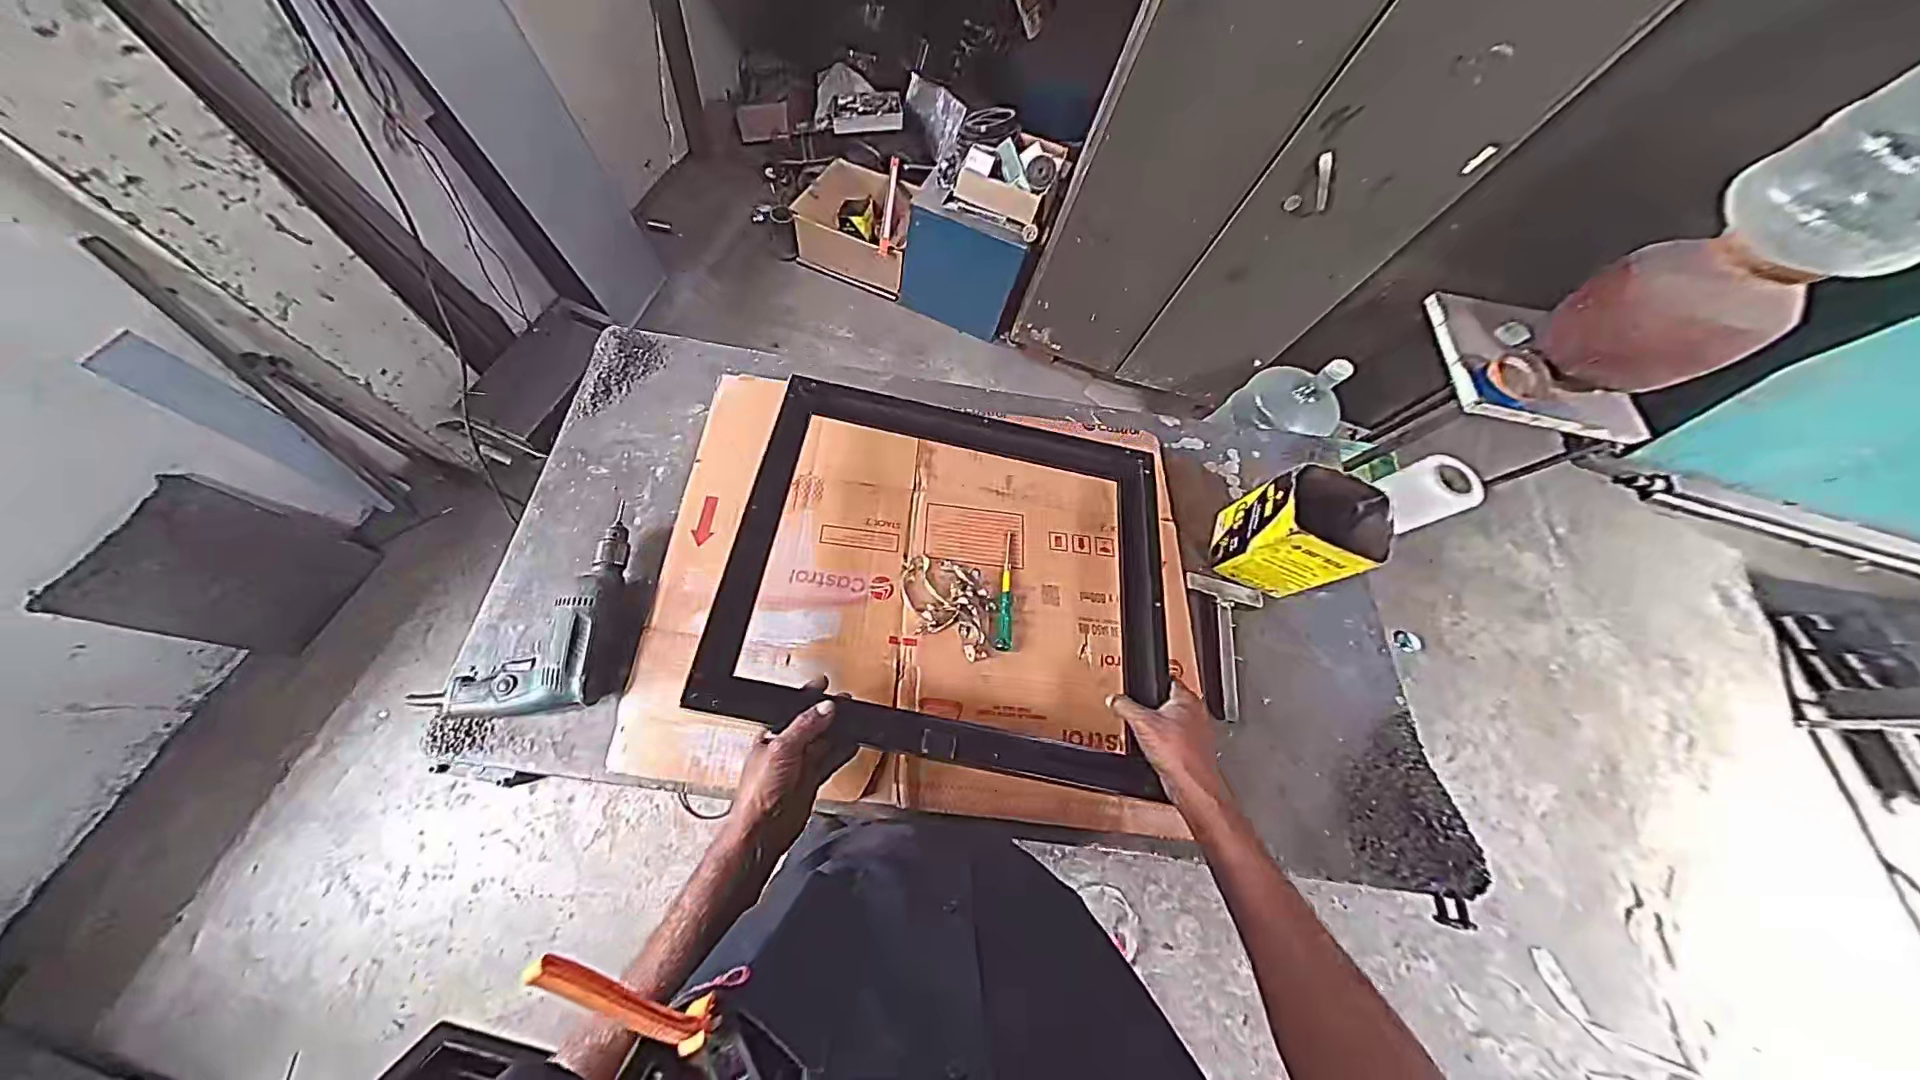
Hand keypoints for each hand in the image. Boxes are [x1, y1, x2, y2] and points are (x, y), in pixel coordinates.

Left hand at [730, 677, 857, 846]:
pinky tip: (852, 744)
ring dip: (839, 731)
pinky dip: (842, 752)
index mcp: (773, 736)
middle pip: (812, 724)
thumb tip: (826, 708)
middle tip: (846, 701)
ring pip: (824, 742)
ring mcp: (799, 765)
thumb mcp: (783, 749)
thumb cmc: (758, 793)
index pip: (794, 710)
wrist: (762, 830)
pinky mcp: (810, 781)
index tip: (822, 683)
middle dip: (829, 713)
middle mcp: (786, 749)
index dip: (809, 695)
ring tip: (854, 720)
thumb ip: (806, 727)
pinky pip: (830, 761)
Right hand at [1107, 681, 1232, 809]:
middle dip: (1155, 709)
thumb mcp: (1140, 722)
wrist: (1191, 784)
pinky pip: (1178, 743)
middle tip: (1142, 714)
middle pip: (1171, 704)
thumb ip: (1124, 706)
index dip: (1156, 683)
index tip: (1146, 686)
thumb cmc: (1178, 753)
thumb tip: (1114, 699)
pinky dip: (1167, 746)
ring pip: (1176, 724)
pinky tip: (1158, 752)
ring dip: (1162, 729)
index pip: (1171, 681)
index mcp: (1188, 700)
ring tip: (1149, 736)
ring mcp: (1199, 734)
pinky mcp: (1196, 752)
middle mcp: (1198, 715)